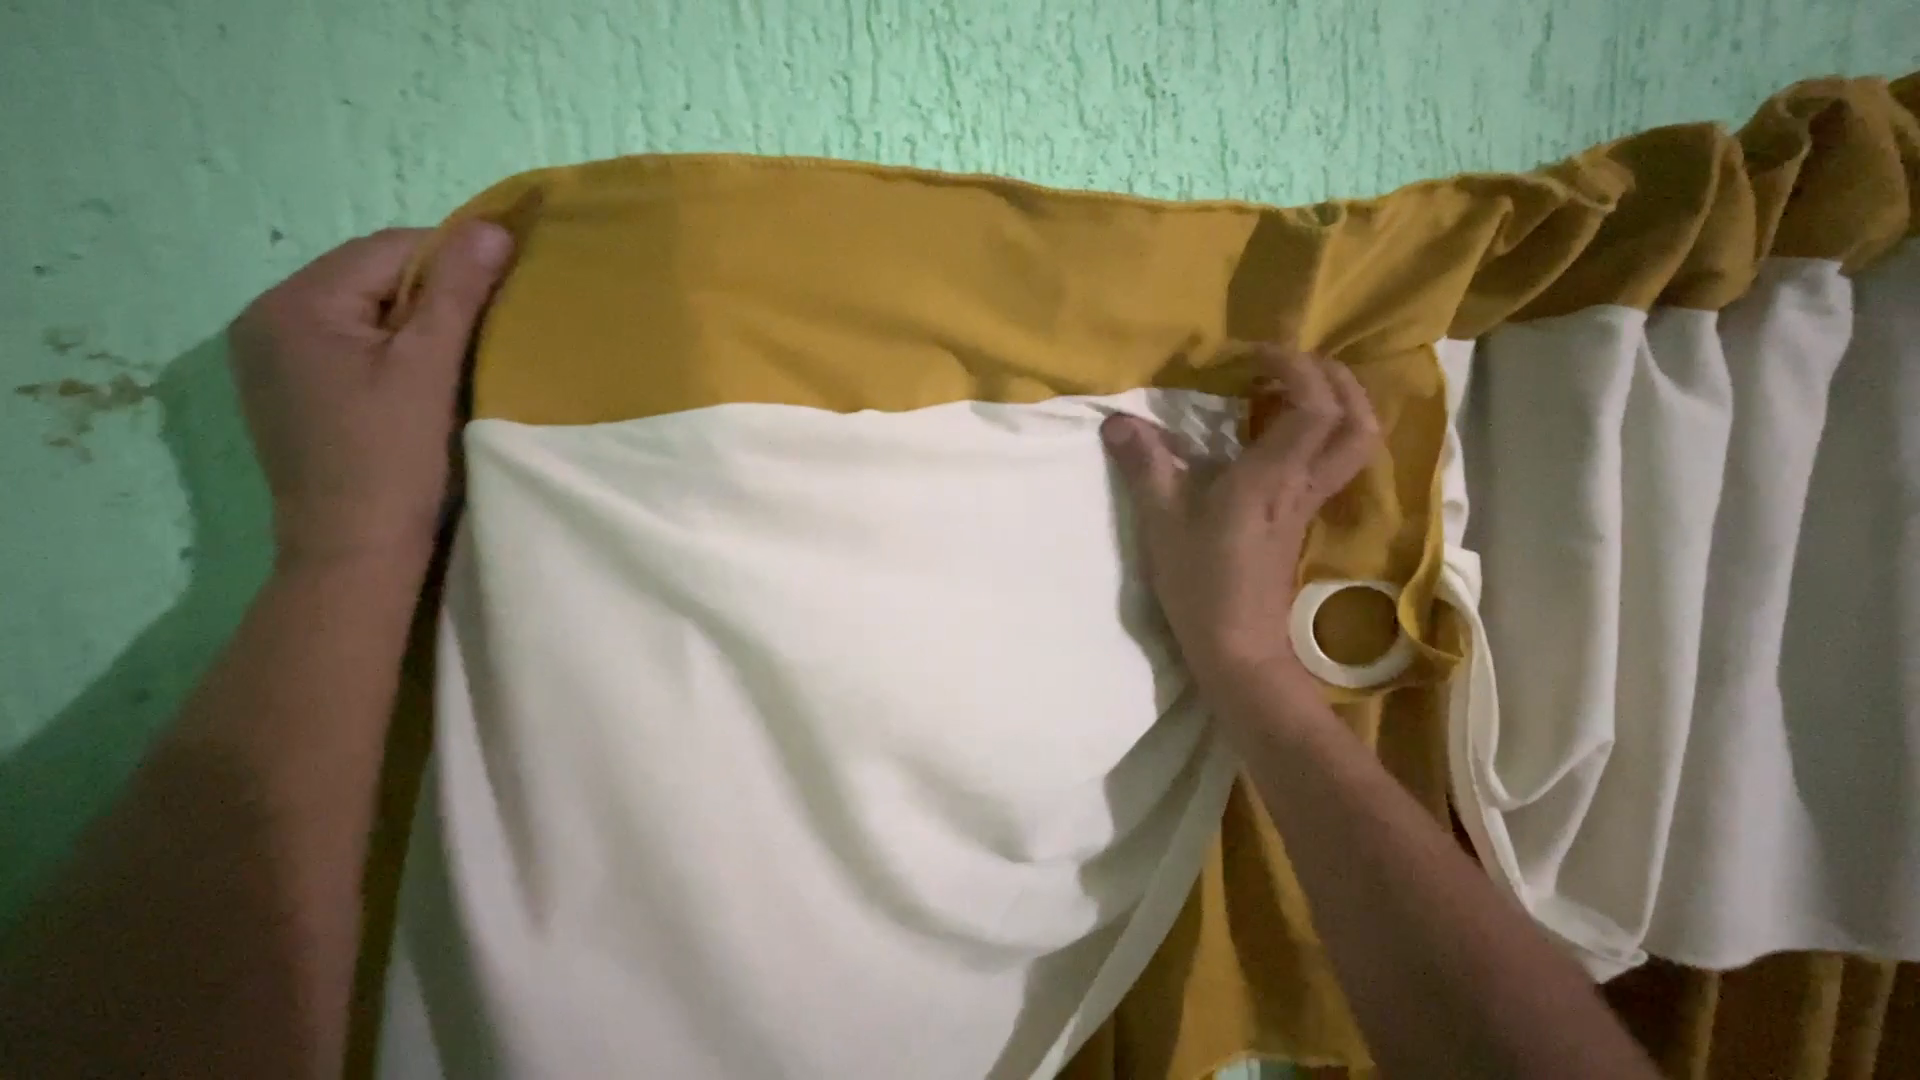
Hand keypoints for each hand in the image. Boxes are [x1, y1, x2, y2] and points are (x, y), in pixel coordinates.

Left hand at [228, 223, 513, 569]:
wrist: (354, 550)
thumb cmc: (395, 458)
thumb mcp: (430, 368)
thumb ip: (459, 293)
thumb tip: (493, 226)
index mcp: (294, 304)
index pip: (387, 250)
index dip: (452, 257)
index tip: (506, 285)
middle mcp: (267, 319)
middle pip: (369, 280)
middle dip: (432, 293)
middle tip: (488, 327)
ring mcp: (270, 359)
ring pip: (361, 314)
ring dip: (413, 323)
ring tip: (458, 357)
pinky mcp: (287, 393)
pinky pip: (346, 347)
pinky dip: (389, 352)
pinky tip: (418, 382)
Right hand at [1101, 347, 1379, 699]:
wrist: (1237, 647)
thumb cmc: (1200, 584)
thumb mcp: (1162, 522)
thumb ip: (1144, 465)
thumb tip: (1117, 421)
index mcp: (1271, 479)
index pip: (1313, 406)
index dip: (1296, 368)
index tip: (1256, 356)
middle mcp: (1302, 485)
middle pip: (1355, 420)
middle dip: (1333, 378)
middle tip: (1288, 363)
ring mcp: (1310, 505)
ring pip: (1356, 444)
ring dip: (1342, 403)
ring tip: (1298, 388)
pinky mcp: (1303, 520)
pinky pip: (1334, 463)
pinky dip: (1326, 432)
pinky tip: (1286, 434)